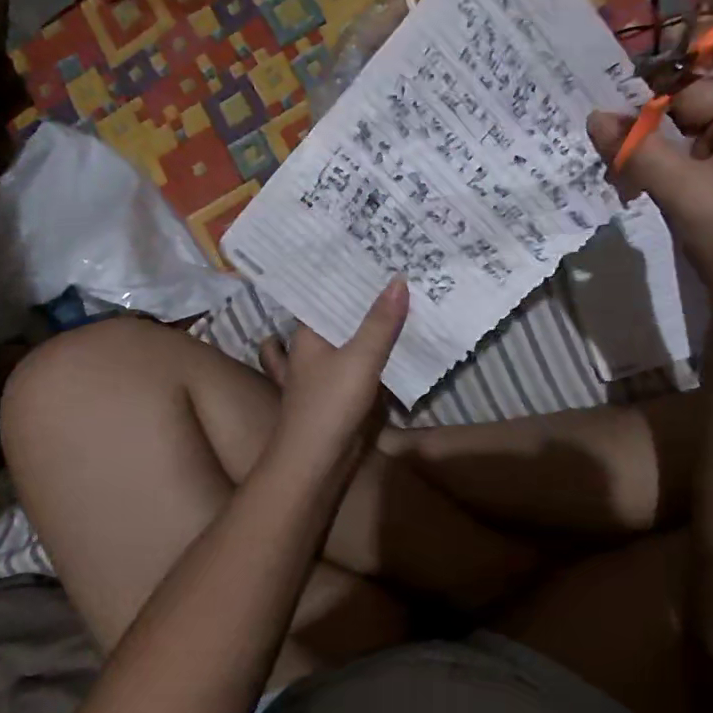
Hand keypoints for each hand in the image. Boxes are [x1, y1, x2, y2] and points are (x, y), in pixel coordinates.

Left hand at [257, 278, 408, 473]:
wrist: (316, 462)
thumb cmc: (328, 405)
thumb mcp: (359, 359)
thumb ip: (380, 322)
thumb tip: (398, 279)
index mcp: (307, 333)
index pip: (324, 292)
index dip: (345, 272)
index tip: (372, 250)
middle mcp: (314, 346)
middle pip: (340, 313)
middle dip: (365, 296)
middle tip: (399, 268)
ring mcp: (327, 369)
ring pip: (351, 337)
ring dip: (373, 323)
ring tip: (405, 296)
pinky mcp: (341, 390)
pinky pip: (362, 360)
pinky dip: (377, 349)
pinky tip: (401, 341)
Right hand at [588, 15, 712, 299]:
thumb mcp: (686, 192)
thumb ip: (638, 153)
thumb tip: (593, 117)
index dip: (712, 34)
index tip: (657, 55)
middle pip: (707, 81)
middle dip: (660, 93)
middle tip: (614, 111)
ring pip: (683, 118)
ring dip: (647, 130)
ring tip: (612, 152)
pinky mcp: (712, 174)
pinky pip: (676, 148)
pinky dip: (650, 154)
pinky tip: (623, 172)